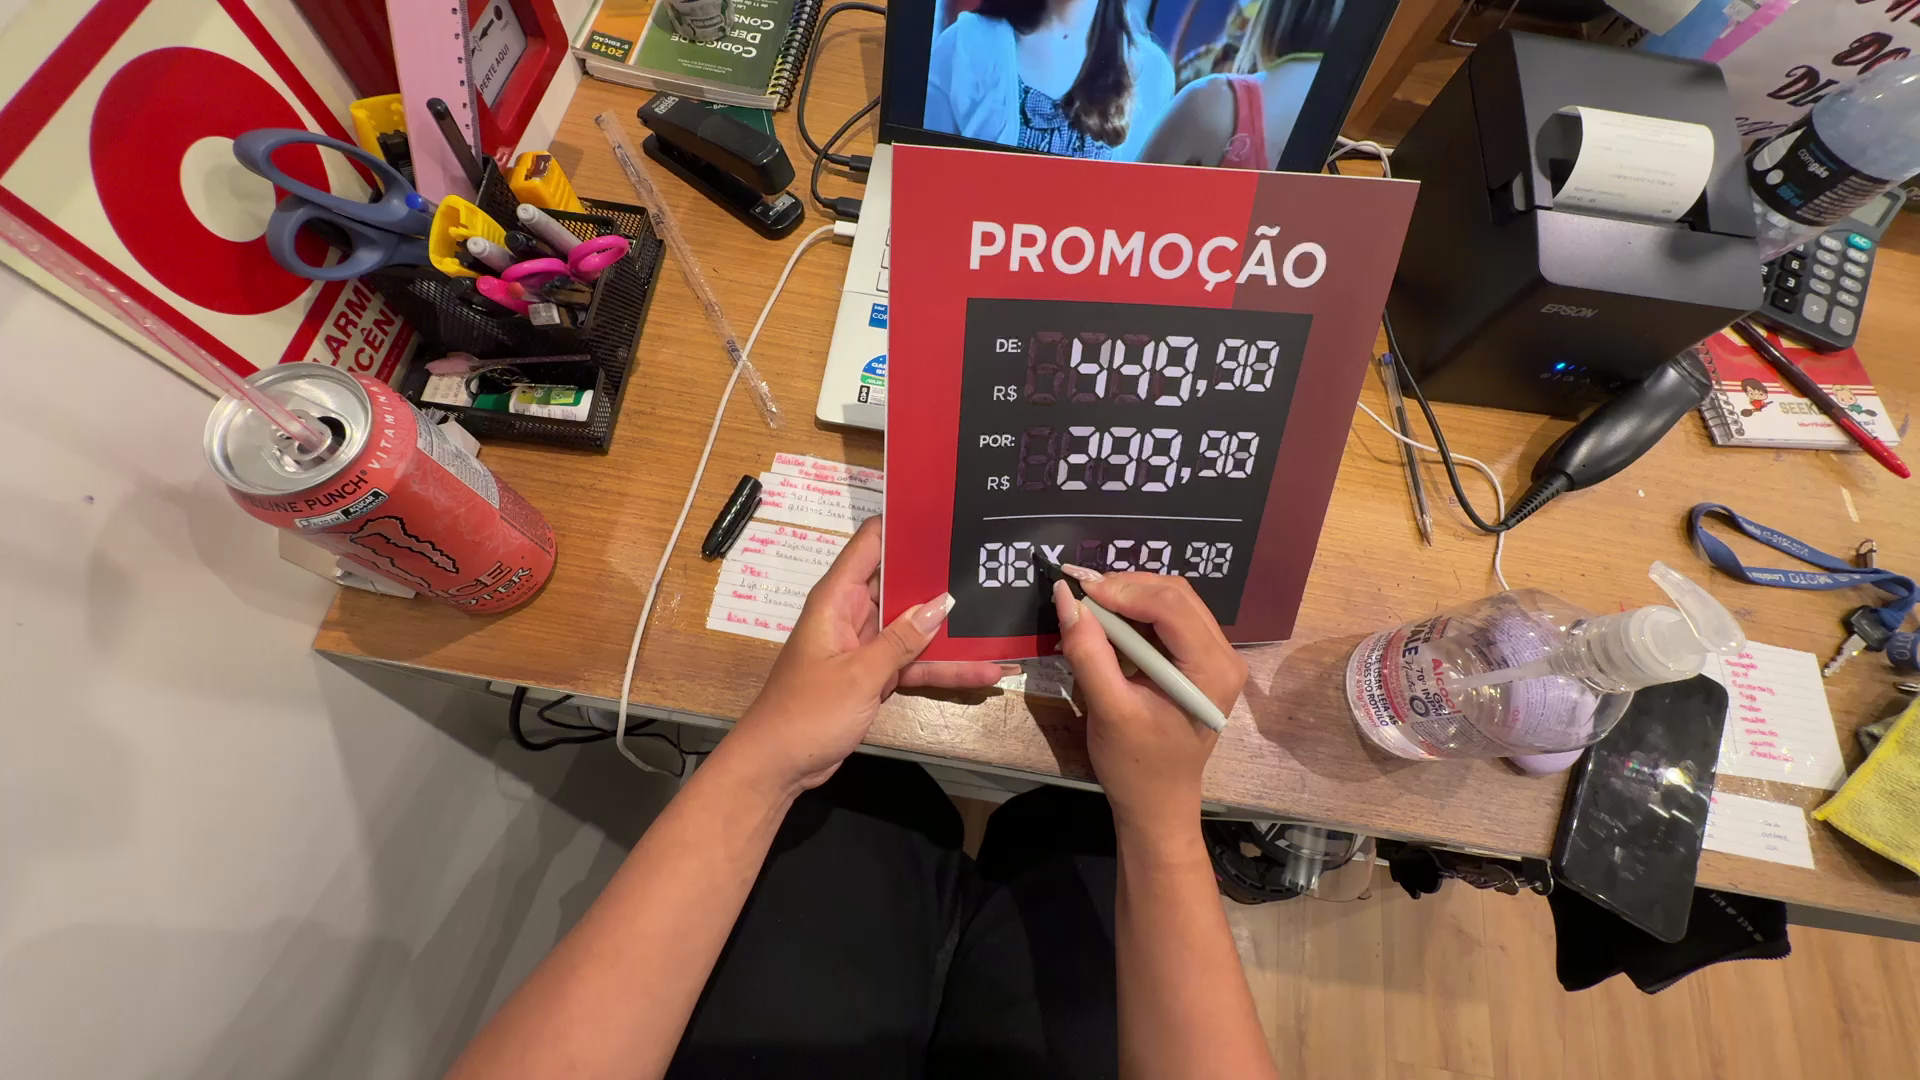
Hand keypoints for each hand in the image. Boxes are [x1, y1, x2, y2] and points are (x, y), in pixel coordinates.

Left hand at [726, 516, 1011, 792]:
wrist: (778, 766)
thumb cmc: (808, 711)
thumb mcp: (860, 674)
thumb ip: (903, 639)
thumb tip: (943, 602)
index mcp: (838, 598)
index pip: (871, 543)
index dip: (903, 523)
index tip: (944, 511)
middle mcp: (853, 613)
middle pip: (901, 581)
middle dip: (939, 572)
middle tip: (988, 558)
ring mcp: (867, 645)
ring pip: (914, 625)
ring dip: (950, 627)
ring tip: (999, 614)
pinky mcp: (876, 674)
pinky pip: (915, 660)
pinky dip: (943, 667)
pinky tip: (984, 670)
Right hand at [1053, 568, 1246, 843]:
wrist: (1156, 803)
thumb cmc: (1135, 764)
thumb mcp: (1107, 709)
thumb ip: (1088, 651)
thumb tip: (1066, 597)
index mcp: (1211, 670)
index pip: (1170, 606)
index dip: (1123, 590)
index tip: (1078, 588)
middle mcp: (1223, 655)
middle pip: (1175, 595)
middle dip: (1125, 587)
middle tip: (1080, 594)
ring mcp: (1214, 656)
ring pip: (1172, 600)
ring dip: (1129, 596)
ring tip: (1089, 607)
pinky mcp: (1198, 660)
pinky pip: (1168, 618)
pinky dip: (1135, 612)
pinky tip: (1107, 622)